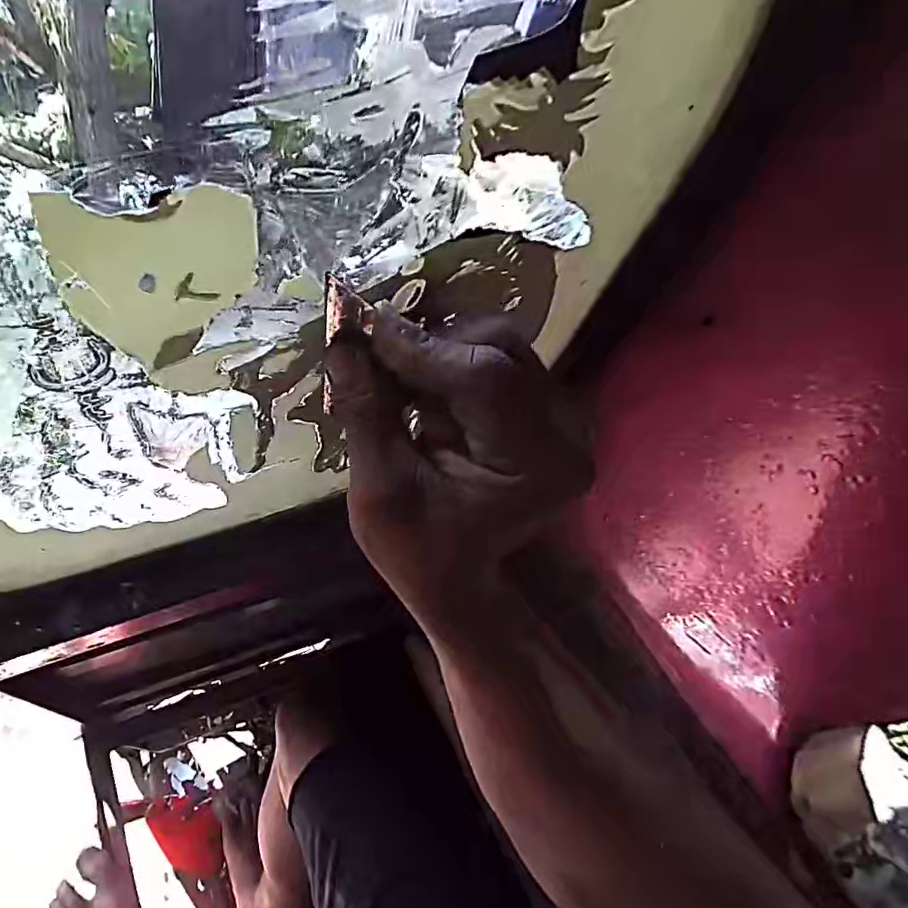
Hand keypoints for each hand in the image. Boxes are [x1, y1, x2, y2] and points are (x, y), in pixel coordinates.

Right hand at [325, 303, 591, 627]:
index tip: (359, 325)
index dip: (417, 345)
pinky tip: (410, 380)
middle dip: (426, 342)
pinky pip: (491, 362)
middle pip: (496, 349)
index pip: (483, 376)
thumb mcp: (380, 490)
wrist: (456, 582)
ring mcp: (559, 418)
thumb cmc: (418, 551)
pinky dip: (444, 361)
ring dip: (433, 348)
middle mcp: (565, 431)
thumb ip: (366, 414)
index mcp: (538, 463)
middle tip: (368, 348)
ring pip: (494, 346)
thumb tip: (342, 346)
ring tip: (385, 369)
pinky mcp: (540, 411)